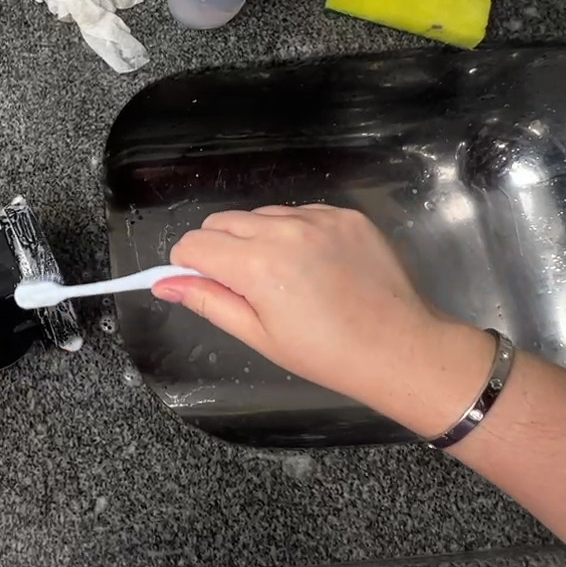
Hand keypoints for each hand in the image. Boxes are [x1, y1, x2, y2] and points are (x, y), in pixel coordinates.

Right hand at [155, 205, 491, 421]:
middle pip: (220, 221)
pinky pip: (296, 212)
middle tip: (242, 285)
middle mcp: (284, 231)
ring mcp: (318, 218)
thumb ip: (207, 301)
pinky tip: (311, 264)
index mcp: (257, 265)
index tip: (203, 285)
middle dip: (217, 248)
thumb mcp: (257, 335)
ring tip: (281, 275)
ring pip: (257, 215)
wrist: (402, 349)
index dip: (188, 265)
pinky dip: (290, 232)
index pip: (194, 243)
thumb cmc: (324, 353)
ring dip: (253, 238)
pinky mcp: (345, 215)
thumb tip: (163, 283)